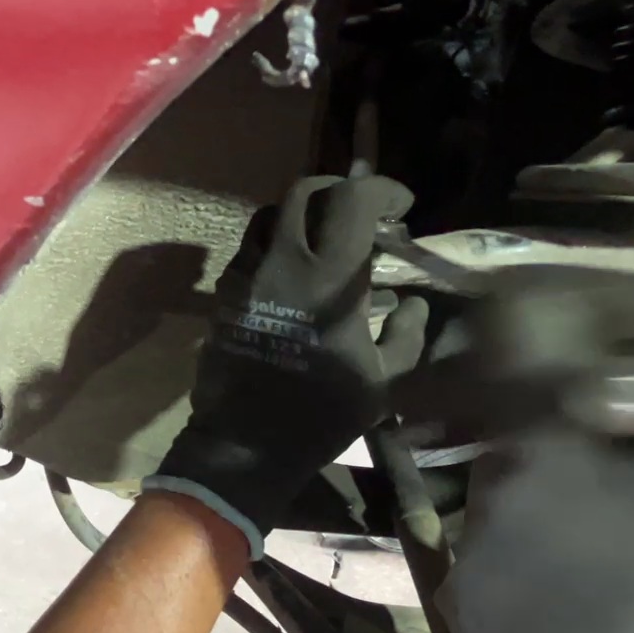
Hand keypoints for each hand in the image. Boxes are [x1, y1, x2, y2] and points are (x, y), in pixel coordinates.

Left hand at [145, 173, 428, 556]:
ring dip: (300, 217)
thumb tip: (411, 304)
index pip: (352, 197)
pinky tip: (292, 276)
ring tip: (323, 242)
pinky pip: (249, 251)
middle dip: (337, 191)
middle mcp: (280, 263)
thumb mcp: (383, 380)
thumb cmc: (320, 414)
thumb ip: (407, 333)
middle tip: (359, 215)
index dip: (381, 189)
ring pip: (268, 216)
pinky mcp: (222, 295)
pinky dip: (274, 247)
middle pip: (303, 191)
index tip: (399, 207)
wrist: (245, 443)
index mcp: (328, 277)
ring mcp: (244, 276)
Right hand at [449, 270, 633, 632]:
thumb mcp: (541, 463)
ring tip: (417, 402)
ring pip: (566, 383)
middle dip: (512, 347)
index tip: (494, 294)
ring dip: (487, 386)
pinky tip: (430, 430)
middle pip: (607, 344)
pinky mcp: (606, 478)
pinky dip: (492, 420)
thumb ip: (532, 364)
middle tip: (443, 352)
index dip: (579, 290)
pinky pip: (549, 422)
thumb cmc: (560, 584)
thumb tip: (507, 279)